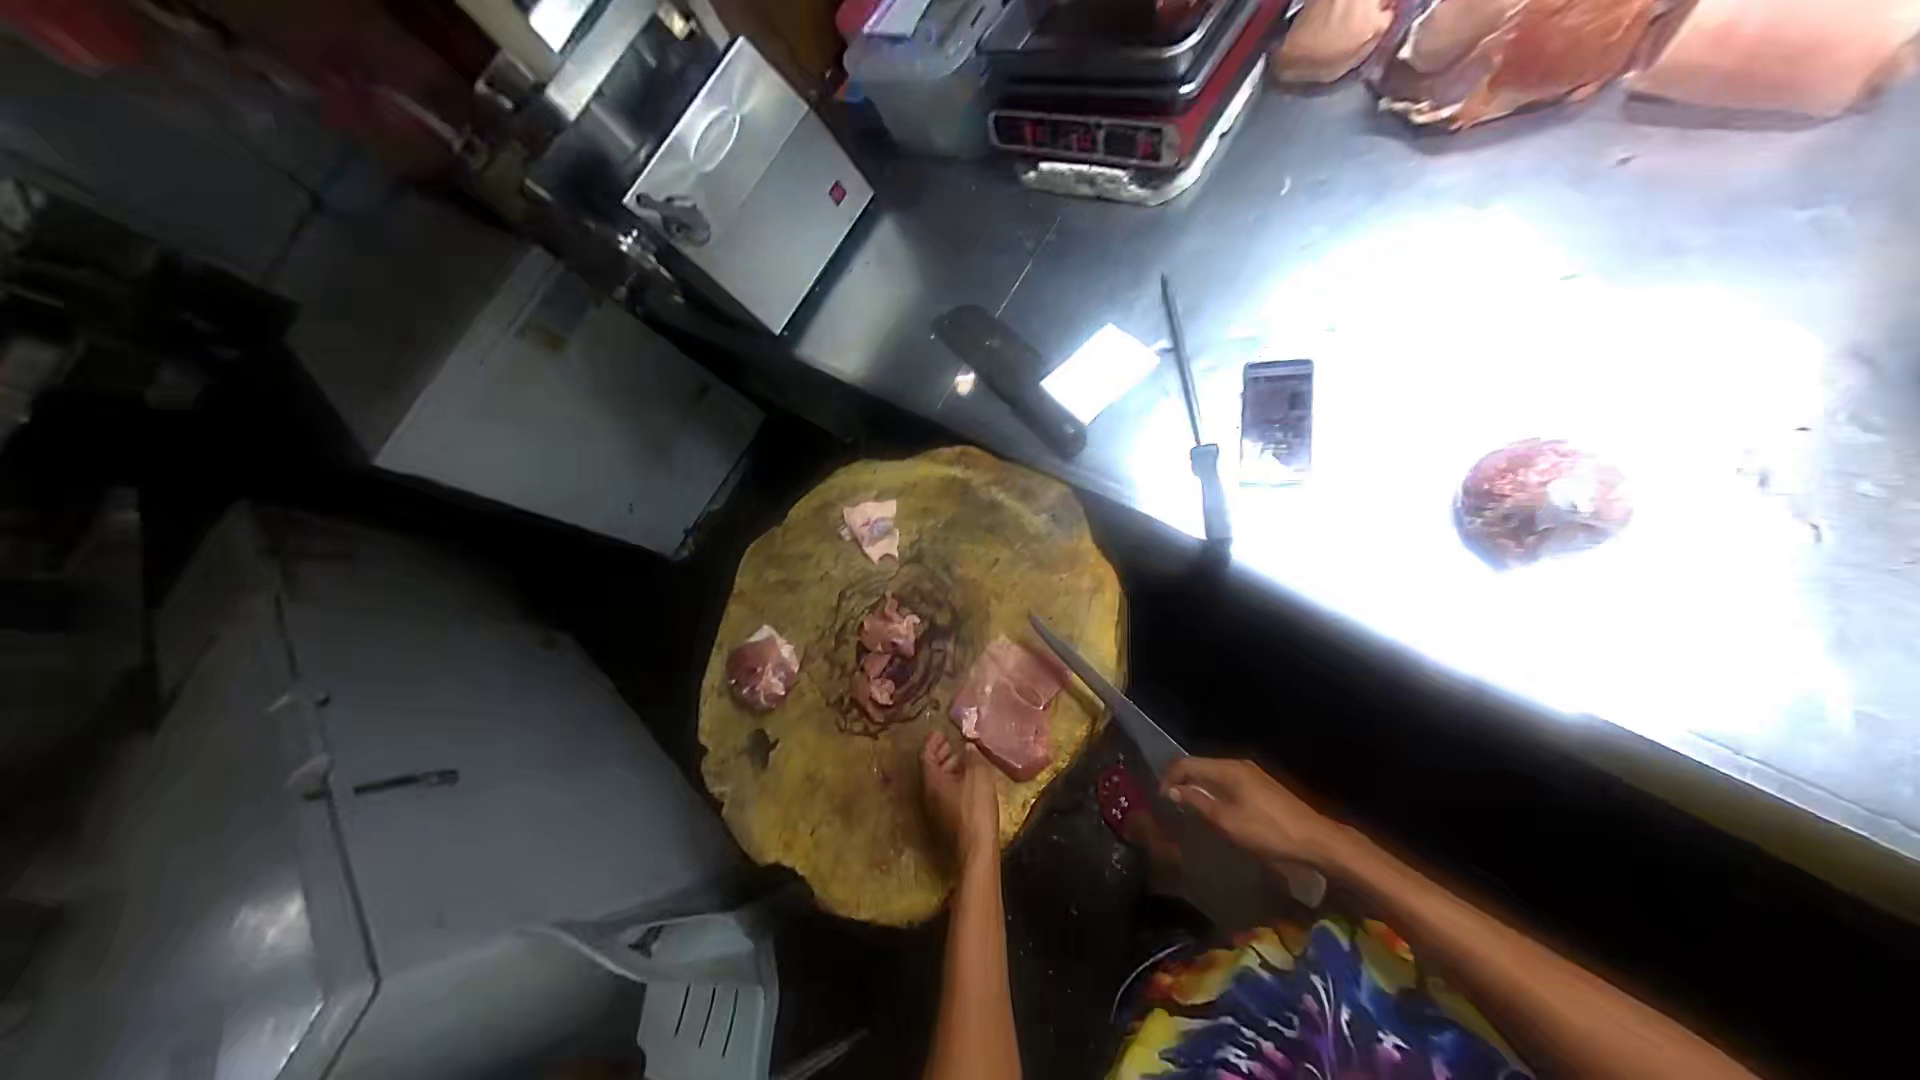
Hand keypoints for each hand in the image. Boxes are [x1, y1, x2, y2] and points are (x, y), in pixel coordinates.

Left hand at [922, 731, 1000, 872]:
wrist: (977, 848)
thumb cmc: (975, 807)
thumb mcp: (978, 775)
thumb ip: (972, 756)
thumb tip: (967, 746)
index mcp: (931, 781)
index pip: (926, 756)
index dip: (932, 742)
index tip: (939, 732)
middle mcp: (929, 794)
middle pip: (930, 769)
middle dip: (940, 753)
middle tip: (949, 742)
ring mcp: (937, 809)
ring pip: (938, 781)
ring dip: (948, 767)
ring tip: (961, 758)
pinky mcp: (947, 819)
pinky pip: (946, 792)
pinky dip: (953, 780)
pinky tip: (968, 779)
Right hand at [1163, 757, 1348, 870]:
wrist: (1316, 840)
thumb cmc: (1268, 831)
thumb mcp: (1227, 821)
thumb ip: (1197, 802)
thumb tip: (1172, 790)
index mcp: (1227, 769)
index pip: (1186, 763)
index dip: (1168, 778)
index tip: (1161, 799)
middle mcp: (1237, 764)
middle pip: (1199, 765)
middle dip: (1181, 780)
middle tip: (1170, 803)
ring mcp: (1251, 773)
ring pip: (1213, 773)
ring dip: (1197, 786)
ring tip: (1188, 806)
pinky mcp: (1260, 785)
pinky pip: (1226, 780)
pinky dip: (1212, 789)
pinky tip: (1213, 807)